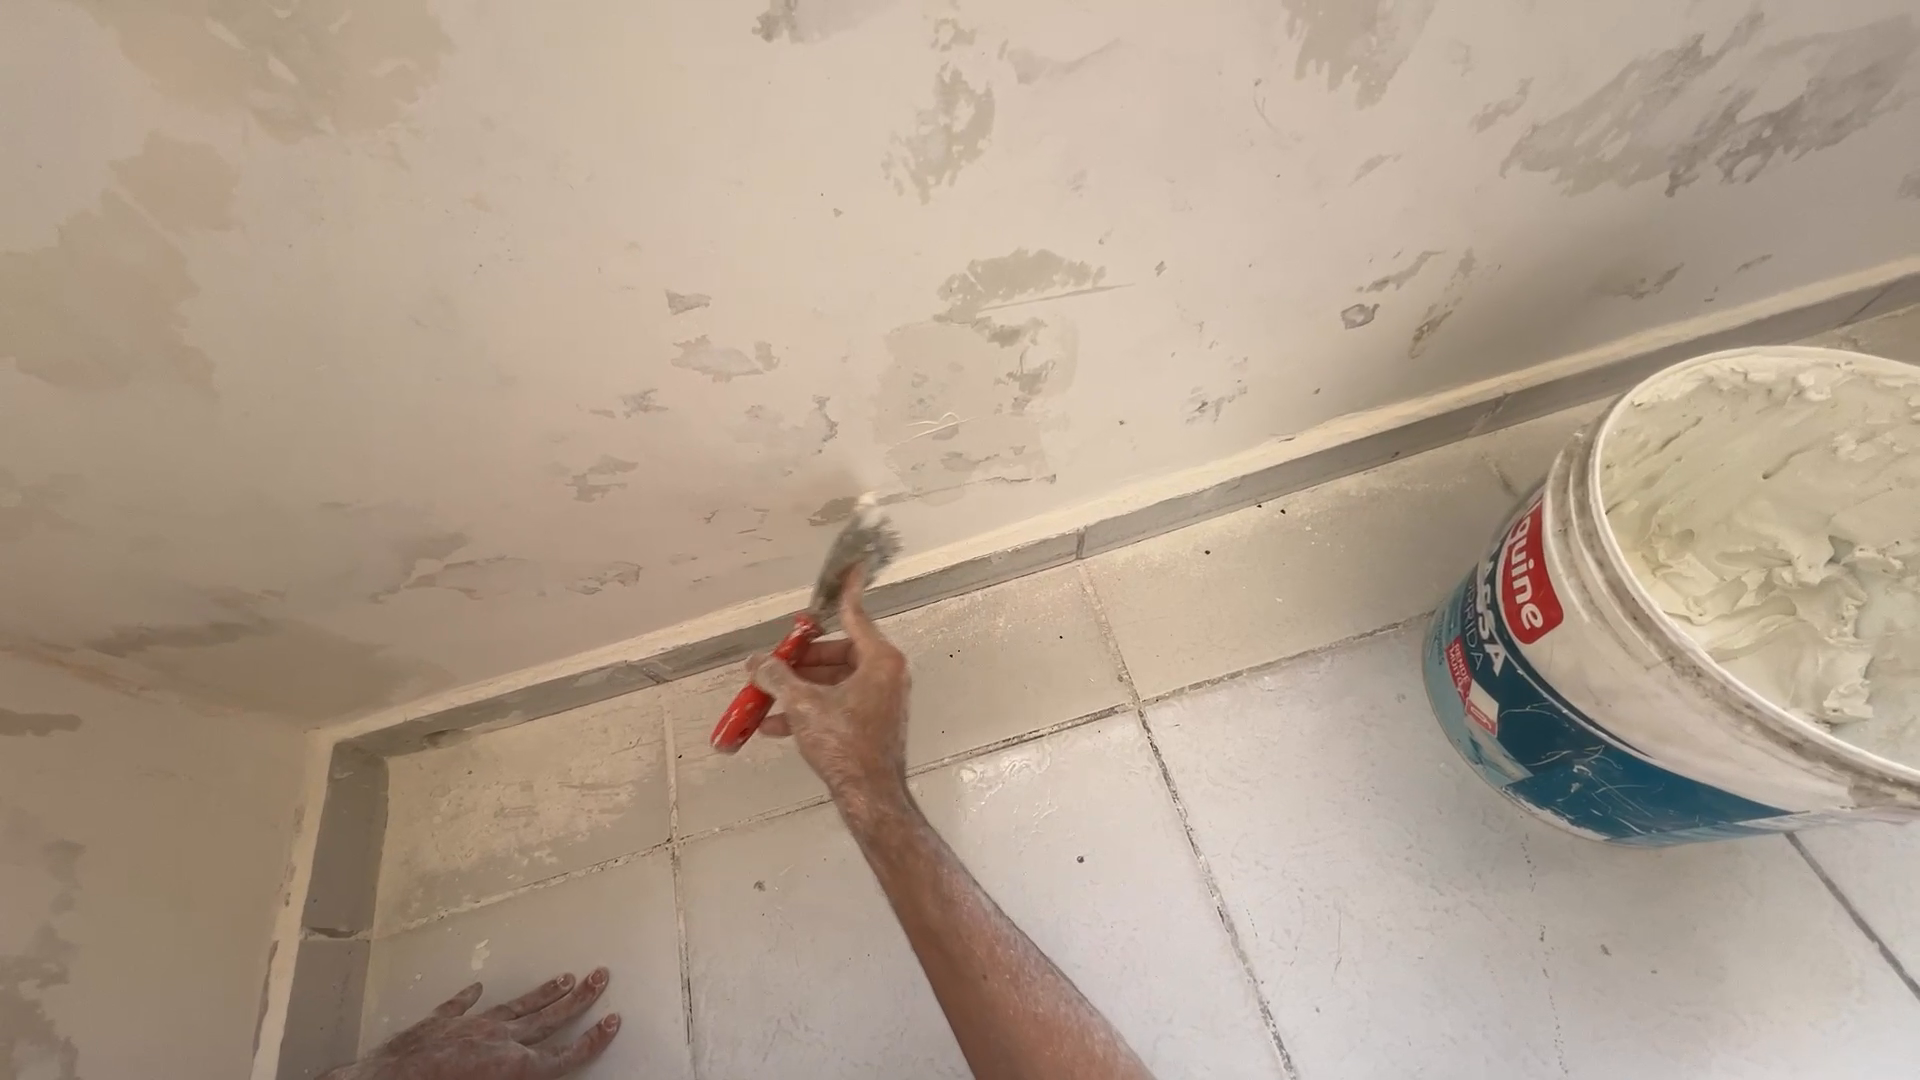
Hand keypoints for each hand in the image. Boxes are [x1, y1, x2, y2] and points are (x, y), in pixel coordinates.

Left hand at [322, 969, 619, 1079]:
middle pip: (548, 1020)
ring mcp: (468, 1029)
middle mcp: (499, 1042)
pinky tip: (477, 988)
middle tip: (600, 975)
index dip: (591, 1041)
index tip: (613, 1021)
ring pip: (514, 1008)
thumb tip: (533, 1073)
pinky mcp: (435, 1026)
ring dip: (540, 994)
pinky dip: (468, 999)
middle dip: (578, 1000)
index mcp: (512, 1069)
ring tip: (564, 977)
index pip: (562, 1056)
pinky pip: (456, 1008)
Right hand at [747, 567, 910, 812]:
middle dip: (799, 660)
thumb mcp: (803, 705)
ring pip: (832, 681)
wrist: (869, 796)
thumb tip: (756, 661)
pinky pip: (836, 703)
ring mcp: (880, 698)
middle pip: (836, 652)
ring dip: (797, 688)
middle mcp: (885, 672)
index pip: (856, 614)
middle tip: (770, 664)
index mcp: (880, 659)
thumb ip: (777, 677)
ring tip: (761, 697)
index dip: (847, 589)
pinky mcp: (872, 721)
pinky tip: (772, 725)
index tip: (854, 563)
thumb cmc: (843, 743)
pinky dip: (808, 709)